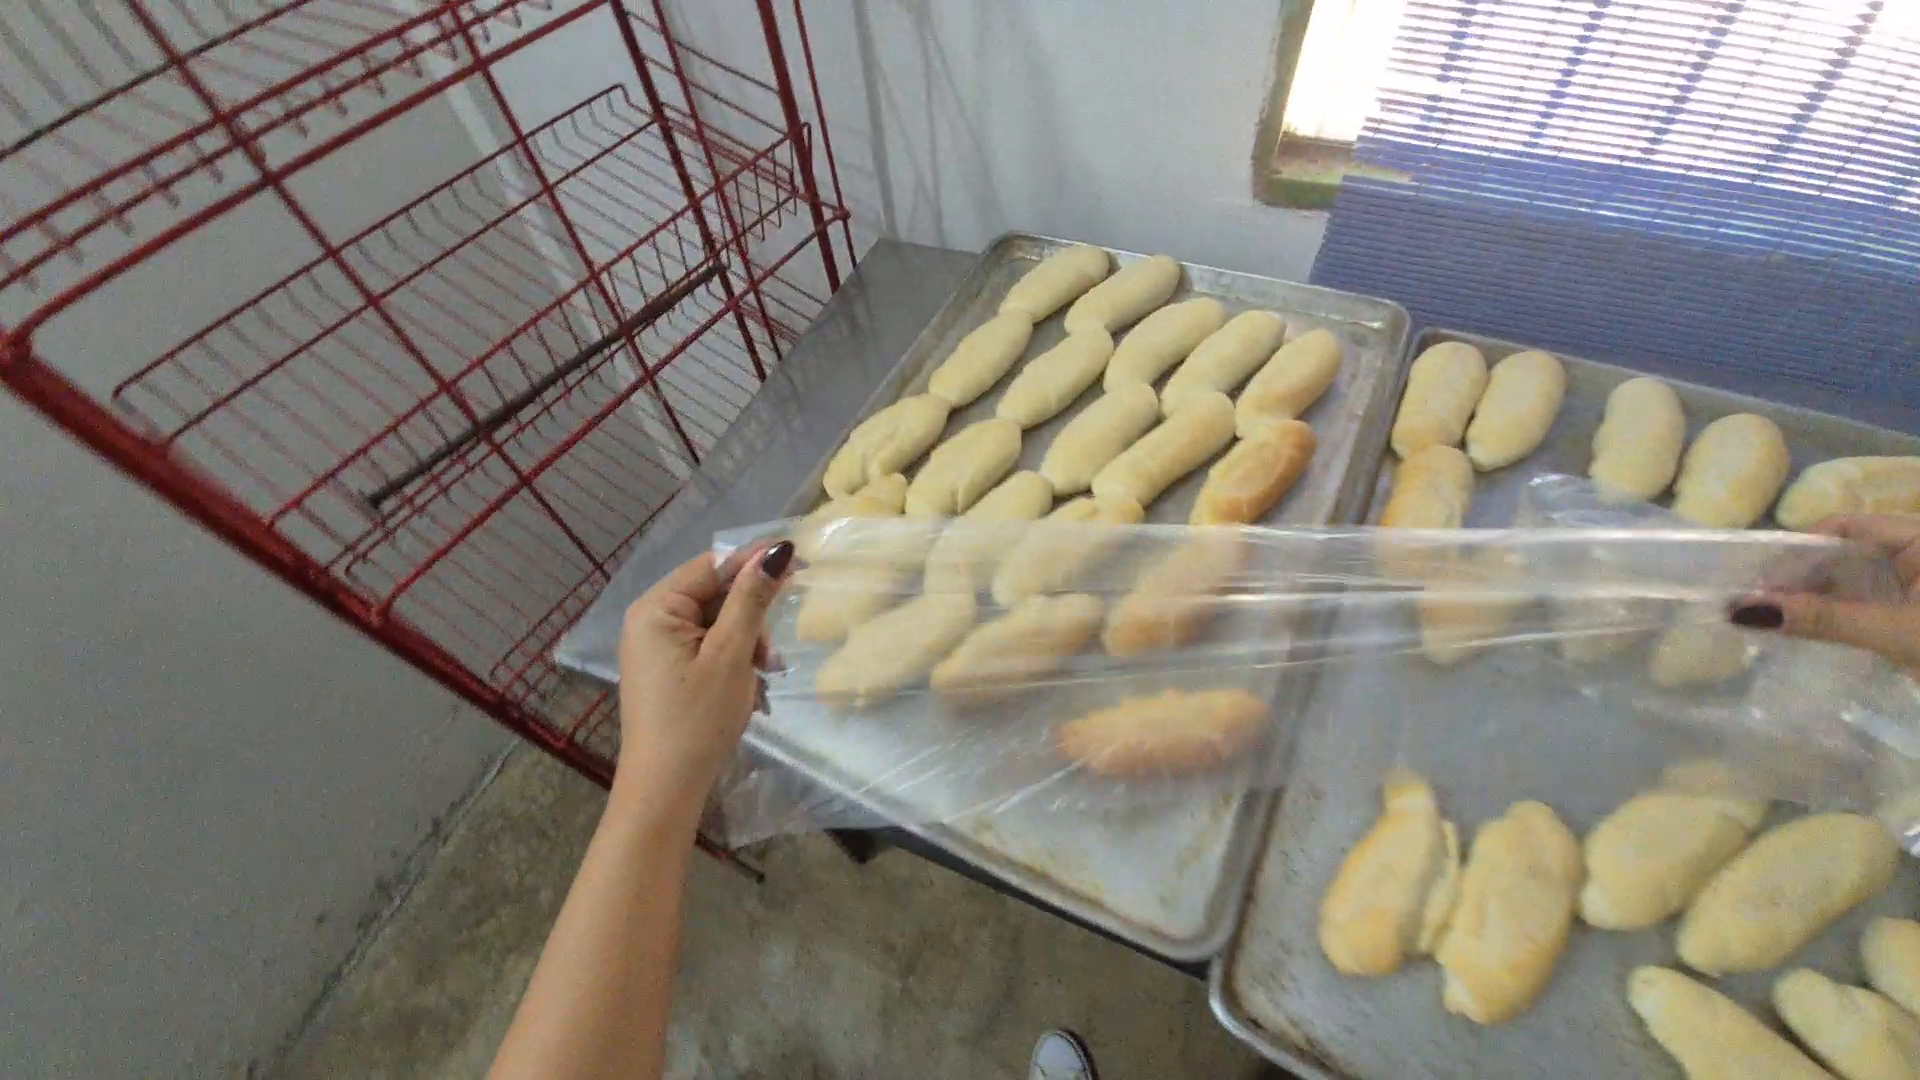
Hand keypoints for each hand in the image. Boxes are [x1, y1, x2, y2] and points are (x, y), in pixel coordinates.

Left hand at [613, 540, 794, 816]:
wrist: (666, 788)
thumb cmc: (698, 717)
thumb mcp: (731, 654)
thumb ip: (751, 599)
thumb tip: (775, 551)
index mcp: (656, 608)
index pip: (712, 566)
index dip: (755, 561)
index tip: (799, 559)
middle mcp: (651, 620)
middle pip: (715, 593)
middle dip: (751, 615)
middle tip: (774, 651)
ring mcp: (657, 646)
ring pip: (717, 621)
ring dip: (747, 639)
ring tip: (765, 672)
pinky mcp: (668, 669)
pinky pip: (709, 645)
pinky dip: (734, 656)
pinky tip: (751, 681)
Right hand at [1733, 515, 1919, 669]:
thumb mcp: (1898, 632)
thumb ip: (1822, 617)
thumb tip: (1736, 608)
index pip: (1844, 527)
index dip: (1799, 550)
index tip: (1765, 584)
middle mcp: (1918, 555)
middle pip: (1841, 554)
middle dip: (1798, 579)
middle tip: (1758, 607)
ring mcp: (1917, 585)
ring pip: (1848, 581)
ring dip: (1809, 599)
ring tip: (1774, 622)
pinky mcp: (1912, 612)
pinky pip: (1863, 602)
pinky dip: (1832, 614)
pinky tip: (1807, 631)